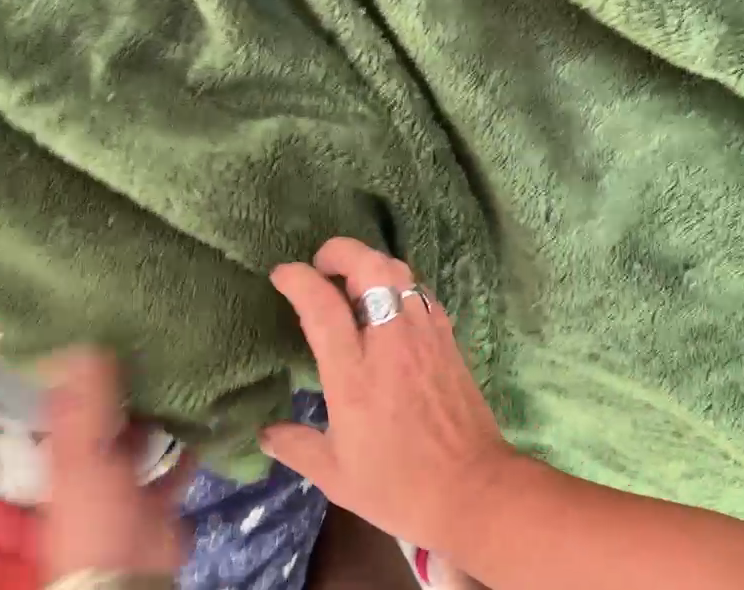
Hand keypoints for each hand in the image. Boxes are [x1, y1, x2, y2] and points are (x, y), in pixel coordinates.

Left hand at [41, 349, 190, 581]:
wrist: (126, 575)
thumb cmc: (96, 509)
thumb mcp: (85, 449)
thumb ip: (88, 399)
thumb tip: (86, 343)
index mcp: (66, 454)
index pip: (70, 405)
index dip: (83, 375)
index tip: (106, 338)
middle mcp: (91, 467)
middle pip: (107, 424)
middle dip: (126, 396)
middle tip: (152, 354)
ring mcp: (123, 488)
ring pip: (139, 446)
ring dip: (156, 423)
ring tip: (179, 386)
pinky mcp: (155, 507)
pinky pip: (171, 474)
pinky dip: (185, 457)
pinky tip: (200, 433)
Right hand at [259, 238, 517, 551]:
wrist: (477, 492)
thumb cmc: (401, 485)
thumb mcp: (337, 476)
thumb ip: (297, 447)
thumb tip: (266, 434)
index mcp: (353, 373)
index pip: (322, 305)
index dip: (298, 279)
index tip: (282, 275)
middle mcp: (390, 341)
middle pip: (368, 267)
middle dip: (339, 252)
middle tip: (321, 267)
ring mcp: (424, 335)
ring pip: (399, 271)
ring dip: (369, 264)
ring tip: (352, 283)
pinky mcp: (448, 339)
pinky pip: (419, 292)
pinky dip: (398, 286)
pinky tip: (390, 308)